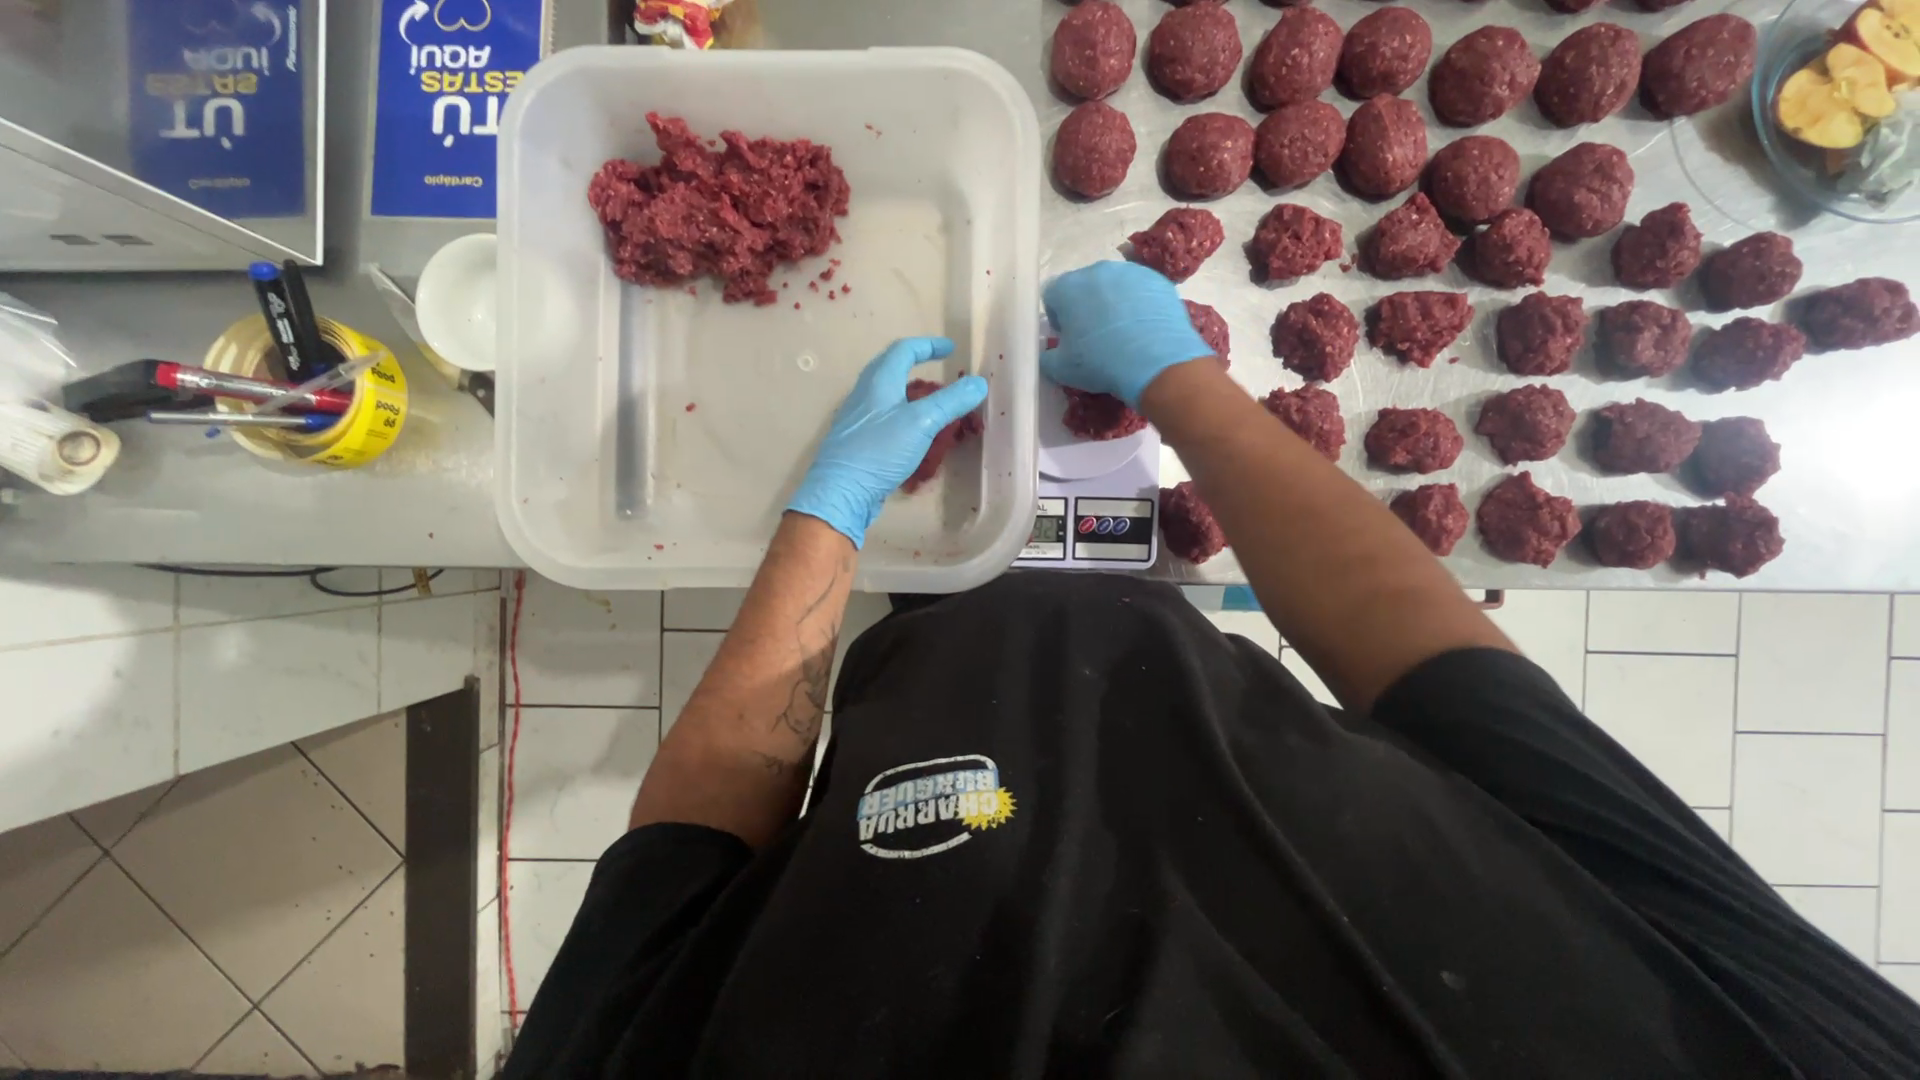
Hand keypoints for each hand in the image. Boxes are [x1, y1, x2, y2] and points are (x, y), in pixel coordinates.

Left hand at [788, 337, 988, 548]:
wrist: (840, 491)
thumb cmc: (879, 451)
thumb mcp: (921, 423)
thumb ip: (950, 402)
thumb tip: (979, 383)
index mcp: (879, 382)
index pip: (904, 351)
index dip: (929, 346)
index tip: (951, 350)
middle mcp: (865, 394)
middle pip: (891, 368)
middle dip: (917, 365)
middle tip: (940, 370)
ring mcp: (859, 418)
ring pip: (888, 394)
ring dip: (911, 392)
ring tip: (932, 401)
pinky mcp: (859, 440)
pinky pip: (885, 417)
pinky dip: (904, 414)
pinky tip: (914, 432)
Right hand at [1042, 261, 1213, 407]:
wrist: (1156, 363)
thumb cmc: (1099, 362)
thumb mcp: (1061, 369)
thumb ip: (1047, 357)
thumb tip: (1050, 354)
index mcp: (1068, 286)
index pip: (1052, 296)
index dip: (1057, 318)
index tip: (1067, 337)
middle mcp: (1098, 271)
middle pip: (1084, 287)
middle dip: (1085, 307)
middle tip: (1093, 336)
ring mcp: (1131, 272)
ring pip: (1113, 287)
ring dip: (1112, 305)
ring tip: (1121, 334)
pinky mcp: (1158, 280)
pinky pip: (1140, 291)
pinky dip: (1138, 306)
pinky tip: (1142, 330)